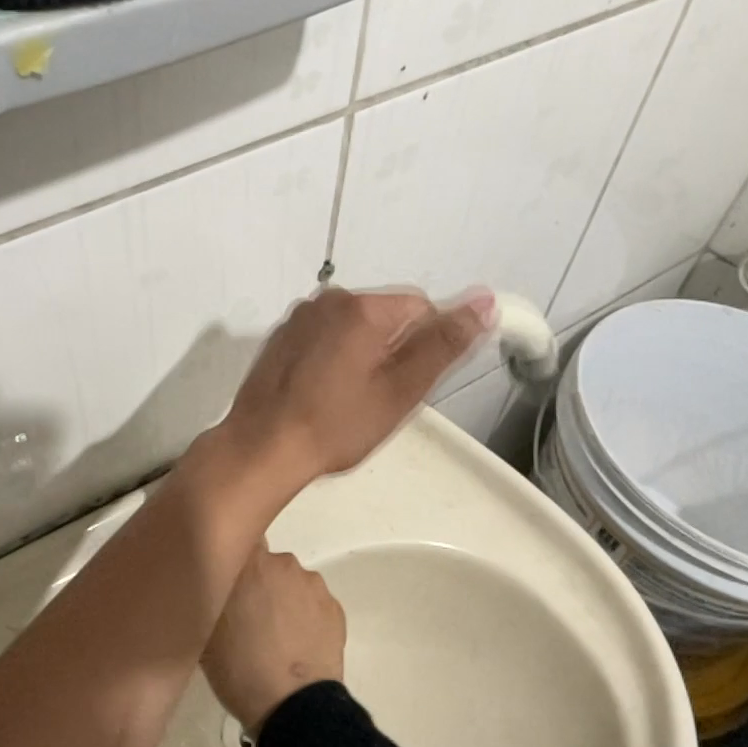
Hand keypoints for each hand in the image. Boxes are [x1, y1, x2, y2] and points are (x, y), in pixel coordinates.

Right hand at [201, 544, 345, 733]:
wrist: (293, 707)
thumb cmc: (239, 668)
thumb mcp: (206, 630)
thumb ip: (210, 594)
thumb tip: (211, 582)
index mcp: (248, 562)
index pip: (241, 539)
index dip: (237, 556)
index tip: (230, 577)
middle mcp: (282, 563)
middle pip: (268, 565)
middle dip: (260, 584)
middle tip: (250, 618)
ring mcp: (312, 584)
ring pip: (292, 584)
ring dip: (284, 601)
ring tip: (277, 637)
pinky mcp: (335, 607)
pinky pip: (313, 604)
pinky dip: (306, 618)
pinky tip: (298, 646)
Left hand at [218, 287, 494, 483]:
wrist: (262, 447)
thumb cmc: (336, 424)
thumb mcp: (401, 390)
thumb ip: (444, 344)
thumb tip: (485, 301)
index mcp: (361, 306)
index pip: (421, 306)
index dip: (427, 345)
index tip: (412, 382)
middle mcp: (328, 299)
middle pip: (386, 314)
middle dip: (395, 349)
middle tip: (383, 397)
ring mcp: (300, 316)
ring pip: (355, 326)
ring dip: (365, 353)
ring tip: (351, 400)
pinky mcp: (281, 335)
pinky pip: (325, 335)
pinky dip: (335, 357)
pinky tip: (325, 394)